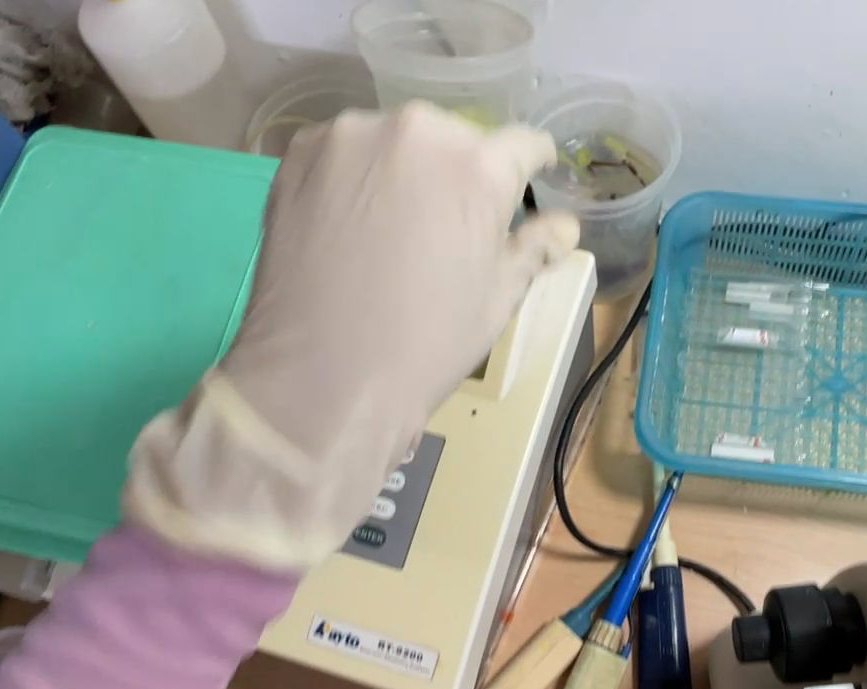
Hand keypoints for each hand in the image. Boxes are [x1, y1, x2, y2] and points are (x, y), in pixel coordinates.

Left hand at [124, 102, 579, 571]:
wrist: (326, 378)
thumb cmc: (428, 345)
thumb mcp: (496, 301)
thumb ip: (534, 249)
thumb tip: (566, 226)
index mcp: (478, 167)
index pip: (524, 146)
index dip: (535, 166)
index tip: (534, 181)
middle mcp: (417, 132)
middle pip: (457, 140)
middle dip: (463, 175)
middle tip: (454, 227)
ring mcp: (351, 136)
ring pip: (398, 143)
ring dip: (408, 173)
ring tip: (397, 229)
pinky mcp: (301, 153)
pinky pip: (348, 154)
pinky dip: (360, 178)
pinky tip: (354, 226)